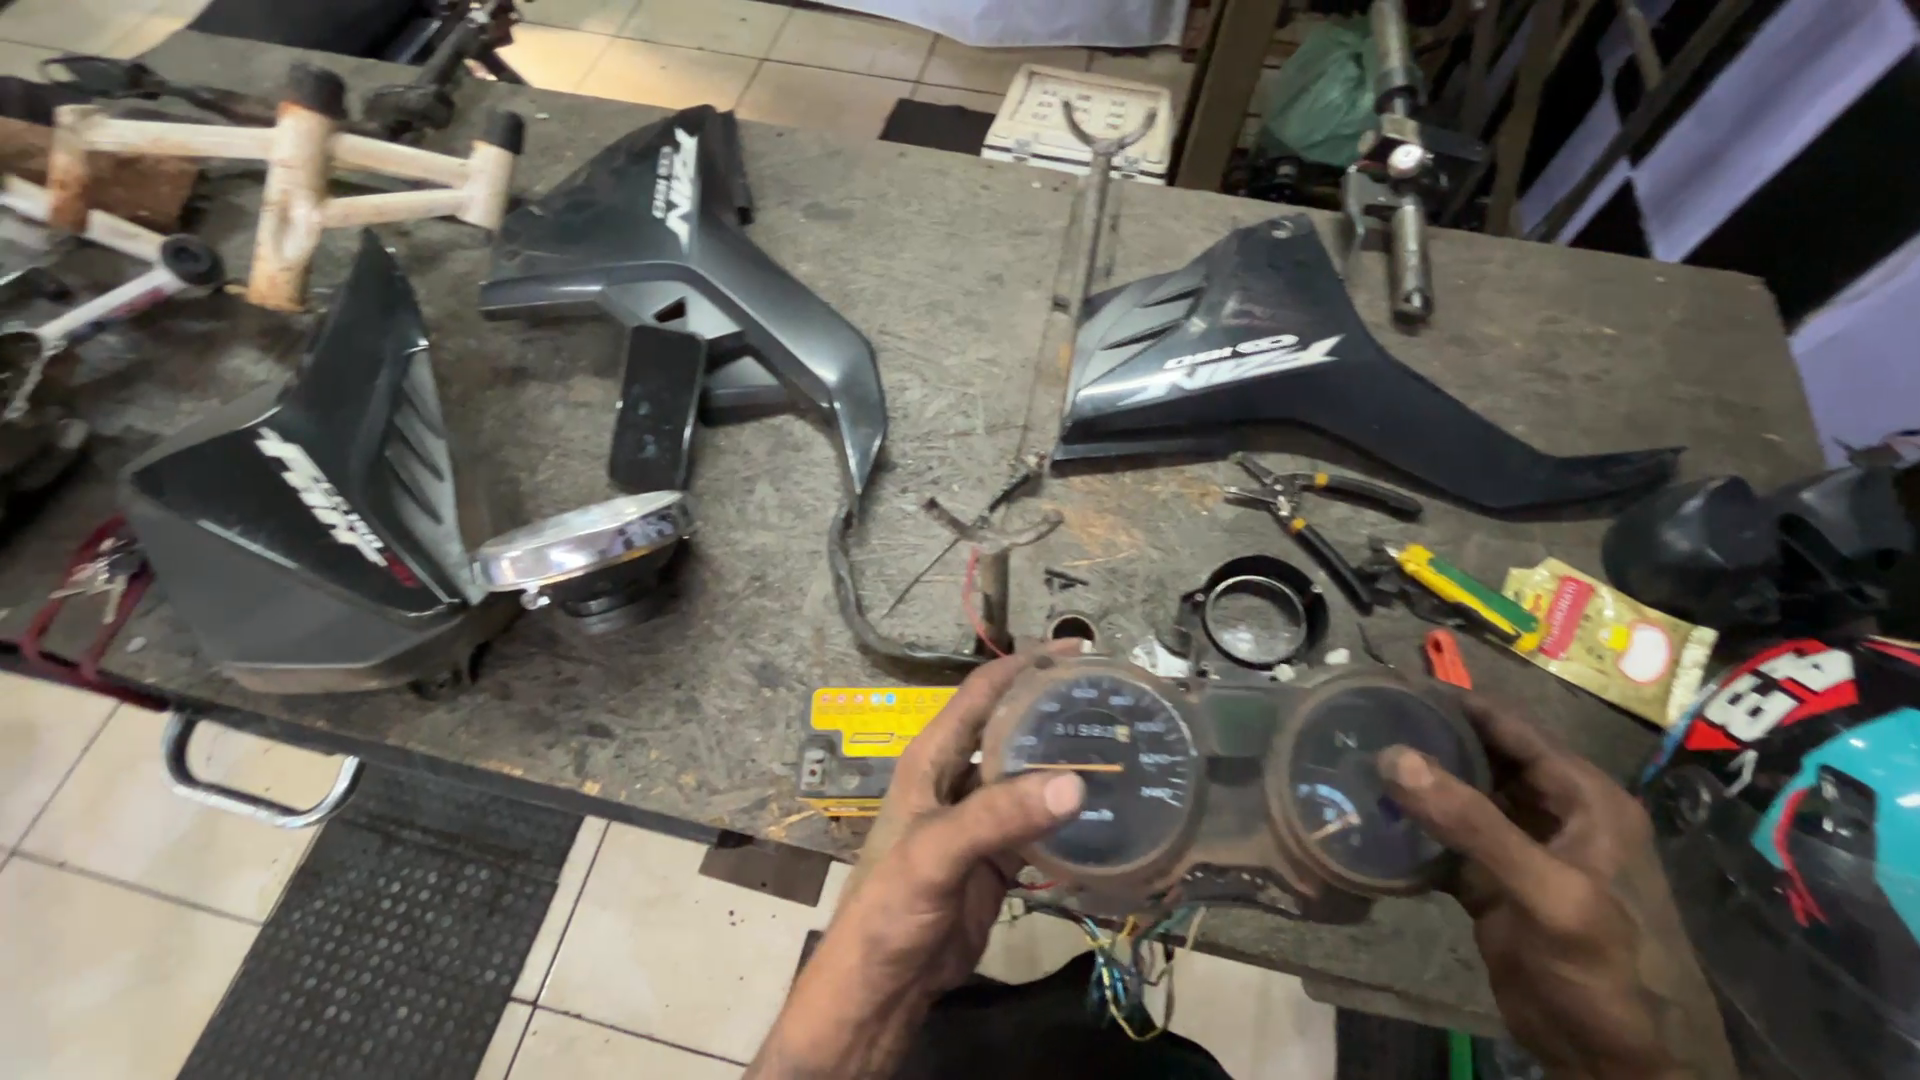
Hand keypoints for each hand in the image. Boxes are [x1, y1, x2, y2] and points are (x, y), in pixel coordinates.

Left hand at [748, 643, 1085, 1078]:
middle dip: (1053, 708)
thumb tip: (1073, 780)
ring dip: (1065, 761)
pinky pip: (1037, 823)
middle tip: (1111, 699)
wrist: (883, 984)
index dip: (1024, 664)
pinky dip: (1066, 814)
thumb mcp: (936, 852)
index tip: (1077, 649)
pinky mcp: (997, 857)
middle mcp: (956, 778)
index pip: (981, 692)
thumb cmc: (891, 906)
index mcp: (933, 758)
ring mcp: (979, 818)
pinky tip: (1104, 810)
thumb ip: (998, 814)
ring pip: (1028, 775)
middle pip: (1010, 728)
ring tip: (1121, 747)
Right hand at [1378, 696, 1735, 1079]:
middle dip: (1425, 737)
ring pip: (1457, 793)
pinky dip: (1408, 824)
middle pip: (1479, 755)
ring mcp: (1518, 845)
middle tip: (1357, 719)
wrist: (1605, 1054)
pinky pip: (1442, 835)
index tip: (1388, 683)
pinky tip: (1365, 813)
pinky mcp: (1489, 879)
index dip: (1454, 702)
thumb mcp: (1545, 891)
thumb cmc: (1597, 967)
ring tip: (1351, 754)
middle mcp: (1551, 811)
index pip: (1511, 728)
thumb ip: (1473, 824)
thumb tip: (1394, 756)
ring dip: (1413, 779)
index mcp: (1582, 798)